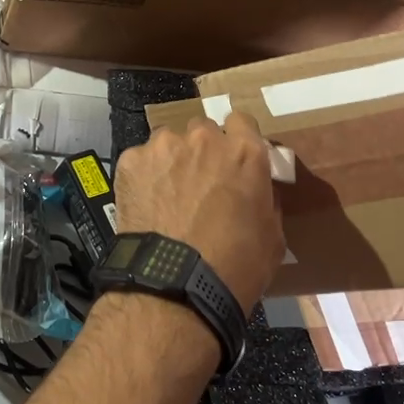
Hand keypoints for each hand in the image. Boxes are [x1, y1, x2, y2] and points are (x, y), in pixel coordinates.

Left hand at [114, 113, 285, 311]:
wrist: (176, 282)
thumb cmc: (236, 265)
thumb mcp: (272, 235)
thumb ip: (264, 197)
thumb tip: (256, 186)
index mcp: (244, 152)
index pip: (242, 122)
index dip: (238, 138)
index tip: (234, 157)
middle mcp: (203, 138)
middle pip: (202, 130)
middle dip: (203, 150)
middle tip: (201, 182)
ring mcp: (163, 145)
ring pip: (169, 141)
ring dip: (172, 159)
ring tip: (169, 193)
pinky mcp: (131, 158)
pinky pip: (141, 159)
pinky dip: (145, 175)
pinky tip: (147, 202)